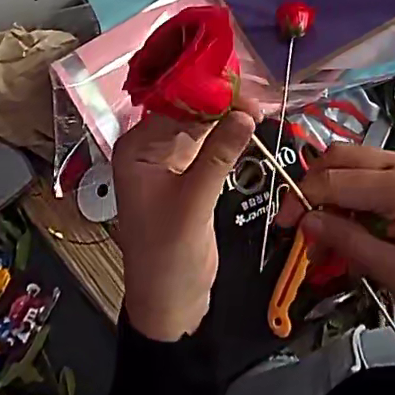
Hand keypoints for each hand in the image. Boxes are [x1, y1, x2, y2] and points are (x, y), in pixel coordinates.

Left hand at [110, 95, 258, 341]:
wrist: (170, 302)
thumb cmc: (168, 255)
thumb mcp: (194, 203)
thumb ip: (219, 155)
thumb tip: (245, 114)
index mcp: (136, 148)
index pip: (173, 108)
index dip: (208, 96)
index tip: (244, 92)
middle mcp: (148, 147)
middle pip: (187, 113)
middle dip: (221, 104)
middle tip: (258, 100)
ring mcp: (167, 159)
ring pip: (200, 126)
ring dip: (227, 117)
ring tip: (258, 108)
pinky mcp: (186, 172)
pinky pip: (207, 144)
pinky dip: (226, 135)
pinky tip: (247, 125)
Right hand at [276, 145, 394, 347]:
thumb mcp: (394, 272)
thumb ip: (346, 240)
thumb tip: (306, 222)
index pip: (334, 179)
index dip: (301, 200)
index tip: (284, 225)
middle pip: (340, 157)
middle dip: (312, 187)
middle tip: (297, 223)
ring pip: (352, 161)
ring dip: (329, 189)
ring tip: (321, 230)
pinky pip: (370, 172)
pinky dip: (349, 191)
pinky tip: (345, 222)